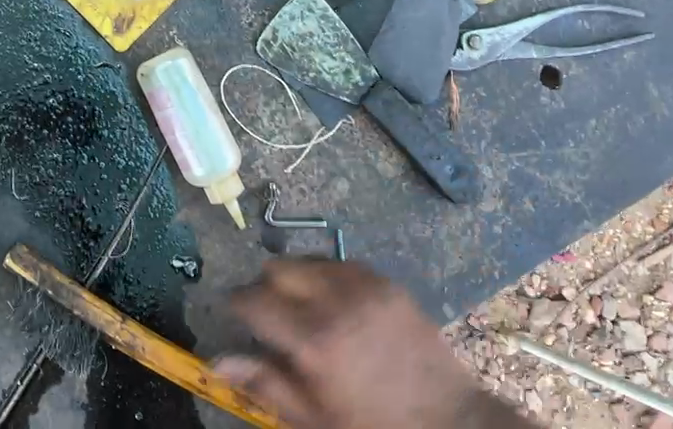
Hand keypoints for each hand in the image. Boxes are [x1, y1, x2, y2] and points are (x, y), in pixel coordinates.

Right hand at [216, 260, 529, 428]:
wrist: (452, 422)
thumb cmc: (375, 426)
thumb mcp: (317, 419)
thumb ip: (267, 385)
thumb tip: (220, 361)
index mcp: (313, 342)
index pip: (254, 300)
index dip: (237, 302)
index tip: (235, 311)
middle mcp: (335, 302)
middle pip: (277, 268)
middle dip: (266, 286)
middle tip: (271, 313)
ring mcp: (364, 287)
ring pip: (308, 260)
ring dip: (296, 278)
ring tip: (303, 307)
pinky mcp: (387, 282)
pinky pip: (341, 263)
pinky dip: (328, 276)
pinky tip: (335, 302)